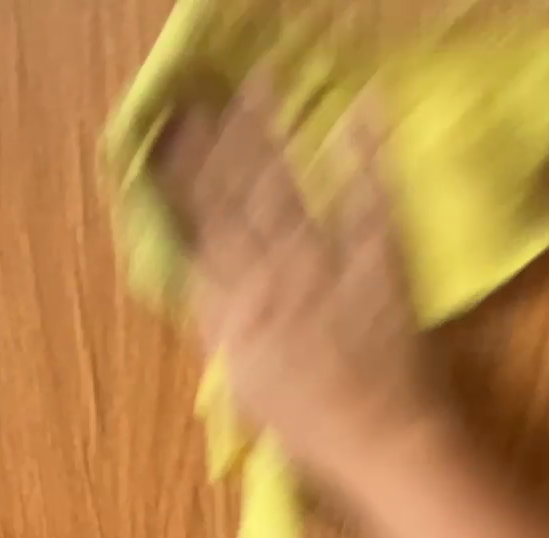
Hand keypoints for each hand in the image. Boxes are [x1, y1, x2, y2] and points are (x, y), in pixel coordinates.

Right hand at [154, 77, 451, 485]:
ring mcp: (330, 264)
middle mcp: (277, 277)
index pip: (202, 234)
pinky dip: (367, 155)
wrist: (383, 440)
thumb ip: (219, 330)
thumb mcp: (245, 388)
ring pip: (290, 191)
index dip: (182, 184)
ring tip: (256, 85)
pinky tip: (359, 110)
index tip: (166, 143)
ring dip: (271, 136)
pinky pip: (372, 201)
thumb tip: (199, 283)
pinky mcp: (383, 259)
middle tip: (198, 95)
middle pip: (240, 200)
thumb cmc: (307, 427)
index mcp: (240, 311)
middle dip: (216, 145)